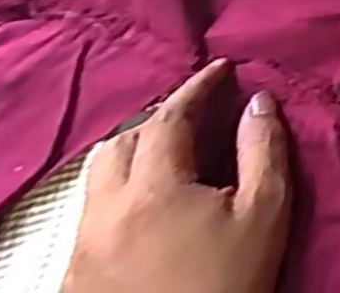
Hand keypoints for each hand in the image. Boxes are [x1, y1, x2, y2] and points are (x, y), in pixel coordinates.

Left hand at [65, 60, 291, 292]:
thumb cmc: (231, 279)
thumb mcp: (266, 208)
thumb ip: (264, 147)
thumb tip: (258, 101)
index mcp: (151, 194)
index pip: (166, 120)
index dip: (196, 87)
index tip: (223, 67)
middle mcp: (103, 216)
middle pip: (117, 143)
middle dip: (160, 114)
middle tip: (201, 106)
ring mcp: (80, 251)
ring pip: (96, 178)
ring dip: (136, 148)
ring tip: (177, 145)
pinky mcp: (73, 279)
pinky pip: (93, 209)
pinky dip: (124, 182)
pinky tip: (154, 194)